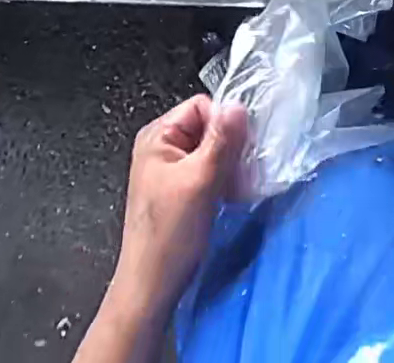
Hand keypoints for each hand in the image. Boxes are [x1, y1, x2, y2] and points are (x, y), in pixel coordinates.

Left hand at [108, 96, 246, 314]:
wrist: (150, 288)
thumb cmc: (170, 233)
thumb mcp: (199, 181)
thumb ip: (221, 141)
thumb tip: (238, 105)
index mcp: (158, 134)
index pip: (201, 106)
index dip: (224, 123)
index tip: (242, 149)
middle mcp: (162, 145)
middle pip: (207, 128)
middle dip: (229, 148)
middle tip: (243, 173)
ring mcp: (169, 168)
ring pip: (210, 151)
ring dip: (228, 167)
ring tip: (236, 190)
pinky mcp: (178, 190)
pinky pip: (207, 171)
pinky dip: (221, 181)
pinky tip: (230, 198)